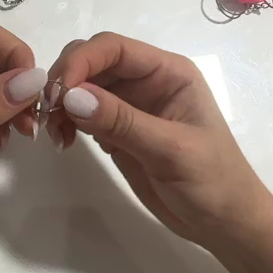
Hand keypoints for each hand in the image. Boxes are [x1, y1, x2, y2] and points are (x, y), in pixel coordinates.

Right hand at [42, 32, 272, 246]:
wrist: (223, 224)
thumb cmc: (213, 182)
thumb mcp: (171, 151)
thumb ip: (122, 122)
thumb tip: (71, 97)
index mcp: (168, 72)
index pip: (113, 48)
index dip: (81, 61)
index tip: (58, 92)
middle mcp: (145, 81)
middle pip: (91, 60)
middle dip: (65, 80)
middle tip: (50, 114)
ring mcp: (129, 106)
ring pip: (80, 86)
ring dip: (60, 103)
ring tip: (54, 133)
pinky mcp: (115, 130)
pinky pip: (80, 112)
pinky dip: (65, 122)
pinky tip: (63, 142)